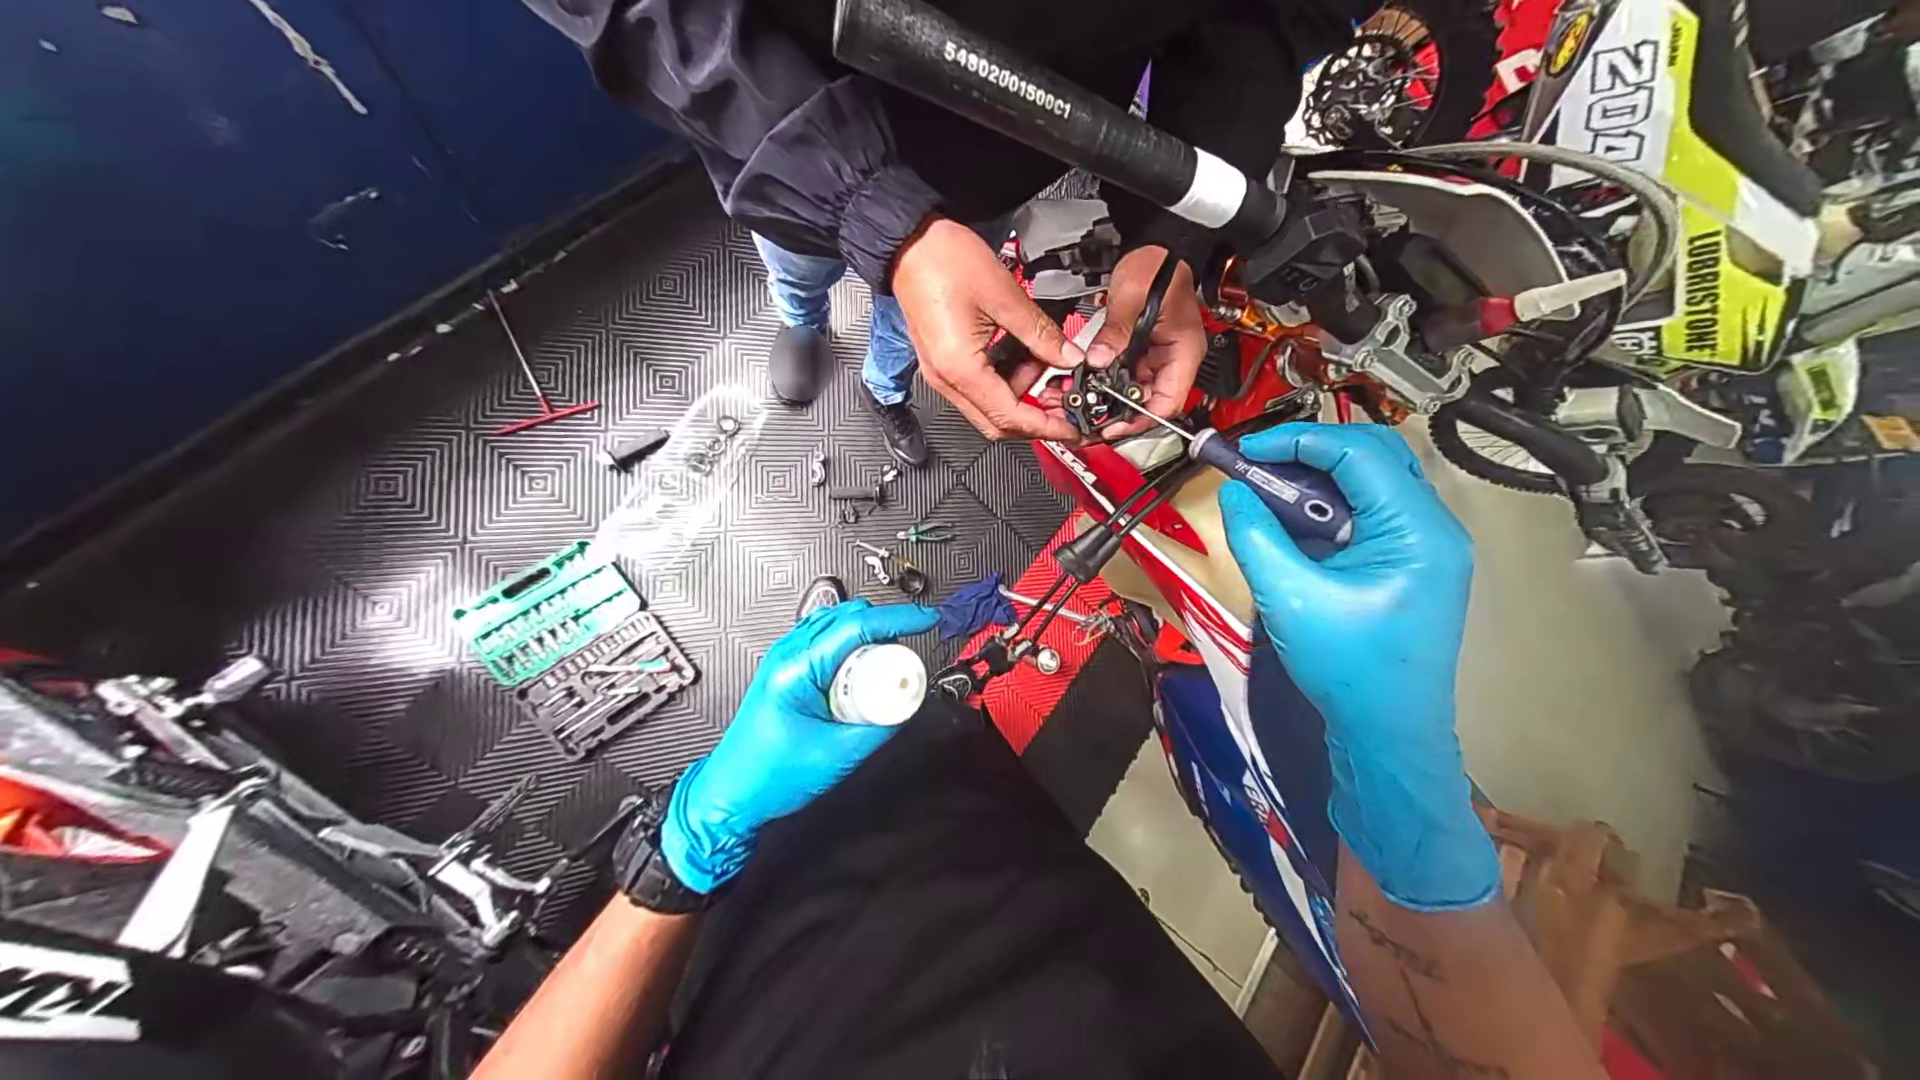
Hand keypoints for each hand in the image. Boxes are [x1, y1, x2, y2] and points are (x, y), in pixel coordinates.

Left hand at [660, 600, 939, 892]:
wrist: (732, 795)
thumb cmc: (768, 777)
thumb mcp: (838, 753)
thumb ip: (881, 725)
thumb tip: (907, 703)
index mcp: (796, 667)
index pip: (856, 625)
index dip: (898, 618)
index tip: (926, 619)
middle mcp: (788, 653)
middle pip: (850, 616)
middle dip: (888, 628)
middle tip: (908, 657)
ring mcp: (786, 658)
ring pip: (840, 624)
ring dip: (871, 637)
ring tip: (887, 668)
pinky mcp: (791, 668)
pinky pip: (830, 641)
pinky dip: (855, 647)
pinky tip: (864, 671)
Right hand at [892, 216, 1085, 441]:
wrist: (908, 243)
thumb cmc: (940, 259)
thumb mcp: (1004, 295)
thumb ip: (1040, 333)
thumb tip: (1067, 356)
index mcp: (960, 368)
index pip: (1010, 417)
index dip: (1046, 427)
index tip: (1071, 428)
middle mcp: (947, 380)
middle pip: (998, 424)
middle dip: (1036, 417)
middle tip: (1065, 400)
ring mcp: (943, 374)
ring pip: (990, 408)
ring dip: (1022, 393)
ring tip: (1042, 359)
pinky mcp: (944, 364)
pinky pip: (979, 389)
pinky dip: (1006, 381)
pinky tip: (1021, 355)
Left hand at [1081, 246, 1205, 438]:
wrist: (1159, 246)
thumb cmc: (1160, 264)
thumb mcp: (1133, 296)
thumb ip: (1115, 332)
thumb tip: (1099, 361)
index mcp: (1184, 353)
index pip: (1166, 405)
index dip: (1139, 422)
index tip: (1112, 427)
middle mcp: (1172, 361)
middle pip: (1145, 406)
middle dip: (1114, 416)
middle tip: (1085, 422)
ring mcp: (1156, 359)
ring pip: (1130, 396)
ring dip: (1104, 402)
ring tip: (1076, 406)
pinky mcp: (1140, 354)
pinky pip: (1121, 379)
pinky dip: (1102, 385)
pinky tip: (1082, 388)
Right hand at [1218, 423, 1497, 910]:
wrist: (1387, 731)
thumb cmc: (1347, 668)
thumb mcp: (1289, 596)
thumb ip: (1255, 537)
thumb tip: (1234, 493)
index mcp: (1416, 531)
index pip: (1358, 452)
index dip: (1296, 440)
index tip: (1246, 450)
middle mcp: (1432, 528)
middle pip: (1372, 456)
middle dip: (1308, 452)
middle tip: (1256, 465)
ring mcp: (1424, 546)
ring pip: (1370, 483)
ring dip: (1316, 480)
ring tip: (1267, 493)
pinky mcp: (1408, 562)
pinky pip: (1367, 513)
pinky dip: (1326, 507)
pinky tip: (1292, 524)